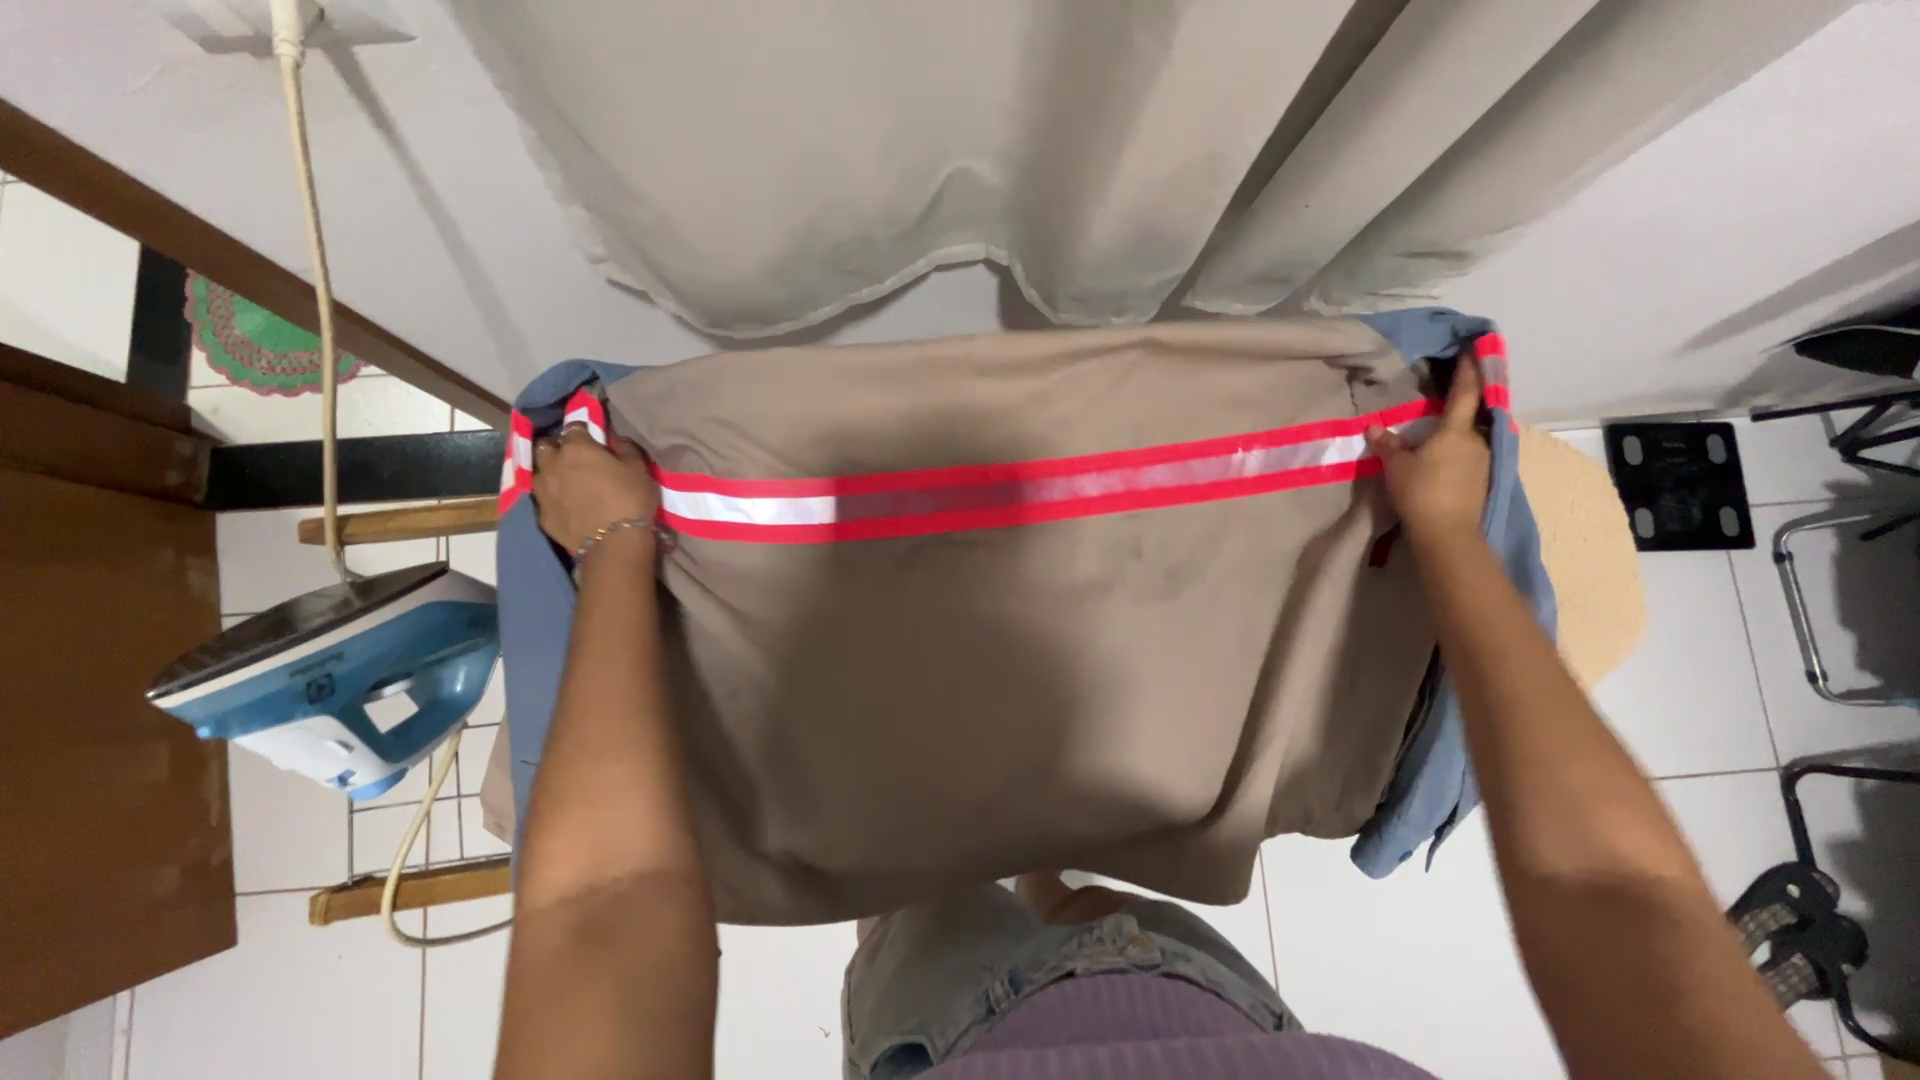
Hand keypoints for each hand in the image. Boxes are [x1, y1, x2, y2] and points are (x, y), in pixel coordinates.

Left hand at [531, 425, 658, 552]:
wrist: (613, 542)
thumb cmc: (629, 499)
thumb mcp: (638, 468)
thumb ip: (624, 448)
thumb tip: (615, 439)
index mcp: (576, 448)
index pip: (573, 427)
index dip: (583, 432)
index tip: (592, 438)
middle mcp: (552, 464)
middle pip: (545, 446)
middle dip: (556, 448)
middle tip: (572, 457)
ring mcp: (542, 490)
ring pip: (538, 472)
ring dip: (549, 472)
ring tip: (564, 482)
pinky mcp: (541, 514)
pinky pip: (543, 499)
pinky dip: (552, 498)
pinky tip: (564, 505)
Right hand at [1365, 356, 1488, 542]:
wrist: (1448, 533)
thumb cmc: (1421, 492)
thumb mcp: (1396, 466)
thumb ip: (1387, 445)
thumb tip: (1375, 428)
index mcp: (1456, 430)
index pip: (1466, 390)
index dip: (1469, 368)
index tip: (1473, 347)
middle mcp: (1477, 439)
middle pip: (1471, 413)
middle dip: (1461, 401)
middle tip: (1448, 389)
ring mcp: (1484, 459)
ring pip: (1470, 436)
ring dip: (1457, 430)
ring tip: (1438, 429)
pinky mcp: (1483, 478)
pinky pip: (1469, 453)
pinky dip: (1457, 448)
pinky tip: (1442, 455)